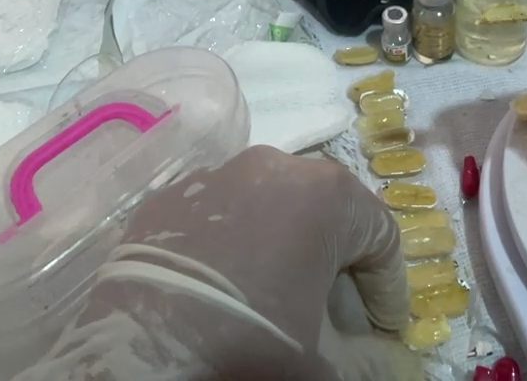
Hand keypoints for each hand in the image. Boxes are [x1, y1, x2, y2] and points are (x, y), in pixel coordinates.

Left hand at [31, 146, 417, 380]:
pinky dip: (230, 245)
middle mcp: (274, 165)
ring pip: (269, 206)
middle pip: (325, 213)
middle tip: (331, 318)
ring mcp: (215, 175)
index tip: (384, 331)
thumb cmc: (250, 349)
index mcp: (325, 193)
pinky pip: (217, 215)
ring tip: (272, 302)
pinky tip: (220, 290)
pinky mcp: (167, 198)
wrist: (138, 360)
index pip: (380, 234)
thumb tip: (382, 357)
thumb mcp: (324, 368)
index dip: (388, 286)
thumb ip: (367, 358)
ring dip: (281, 249)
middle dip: (335, 264)